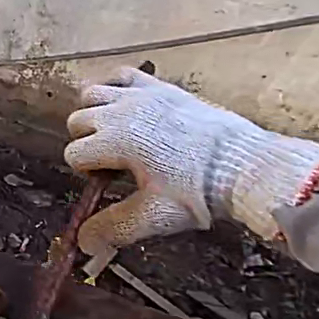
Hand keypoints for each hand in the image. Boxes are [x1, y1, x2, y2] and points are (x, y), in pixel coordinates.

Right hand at [64, 68, 318, 265]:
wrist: (243, 166)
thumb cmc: (199, 192)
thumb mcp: (153, 216)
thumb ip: (113, 228)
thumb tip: (83, 243)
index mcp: (117, 141)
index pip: (75, 153)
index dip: (88, 172)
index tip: (110, 182)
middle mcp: (122, 111)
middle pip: (78, 121)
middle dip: (88, 142)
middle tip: (113, 162)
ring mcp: (141, 95)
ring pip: (92, 94)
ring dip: (95, 113)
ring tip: (115, 134)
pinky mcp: (160, 88)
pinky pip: (123, 75)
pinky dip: (114, 86)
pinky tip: (123, 103)